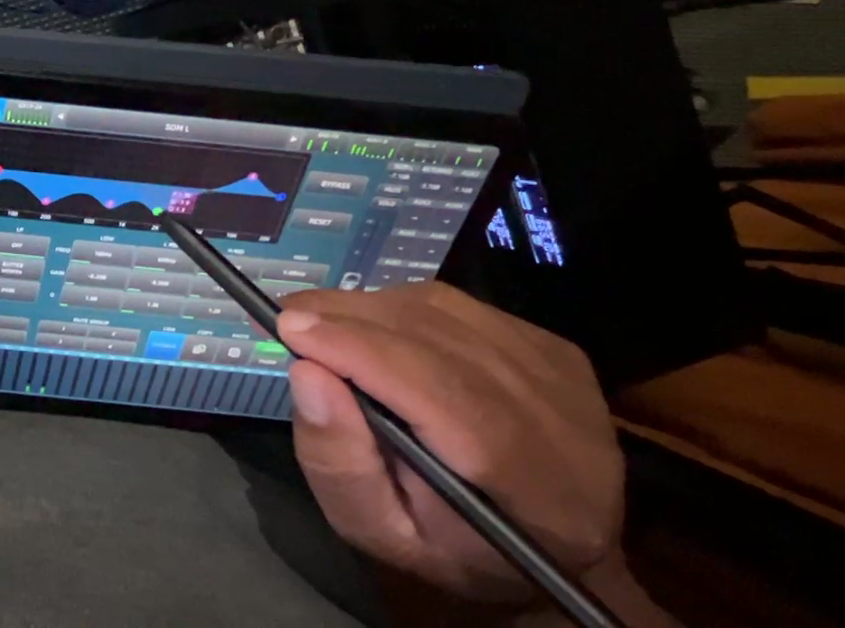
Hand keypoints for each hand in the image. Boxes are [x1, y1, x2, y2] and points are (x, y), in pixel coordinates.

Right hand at [278, 283, 624, 603]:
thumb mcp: (377, 529)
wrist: (541, 542)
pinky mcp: (552, 345)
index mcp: (532, 490)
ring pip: (444, 312)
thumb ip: (339, 463)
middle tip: (287, 317)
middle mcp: (562, 421)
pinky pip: (455, 305)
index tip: (289, 327)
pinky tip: (371, 327)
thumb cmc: (448, 544)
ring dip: (369, 308)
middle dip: (351, 320)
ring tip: (320, 323)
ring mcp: (561, 374)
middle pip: (440, 342)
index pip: (445, 396)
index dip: (363, 352)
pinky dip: (398, 307)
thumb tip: (306, 374)